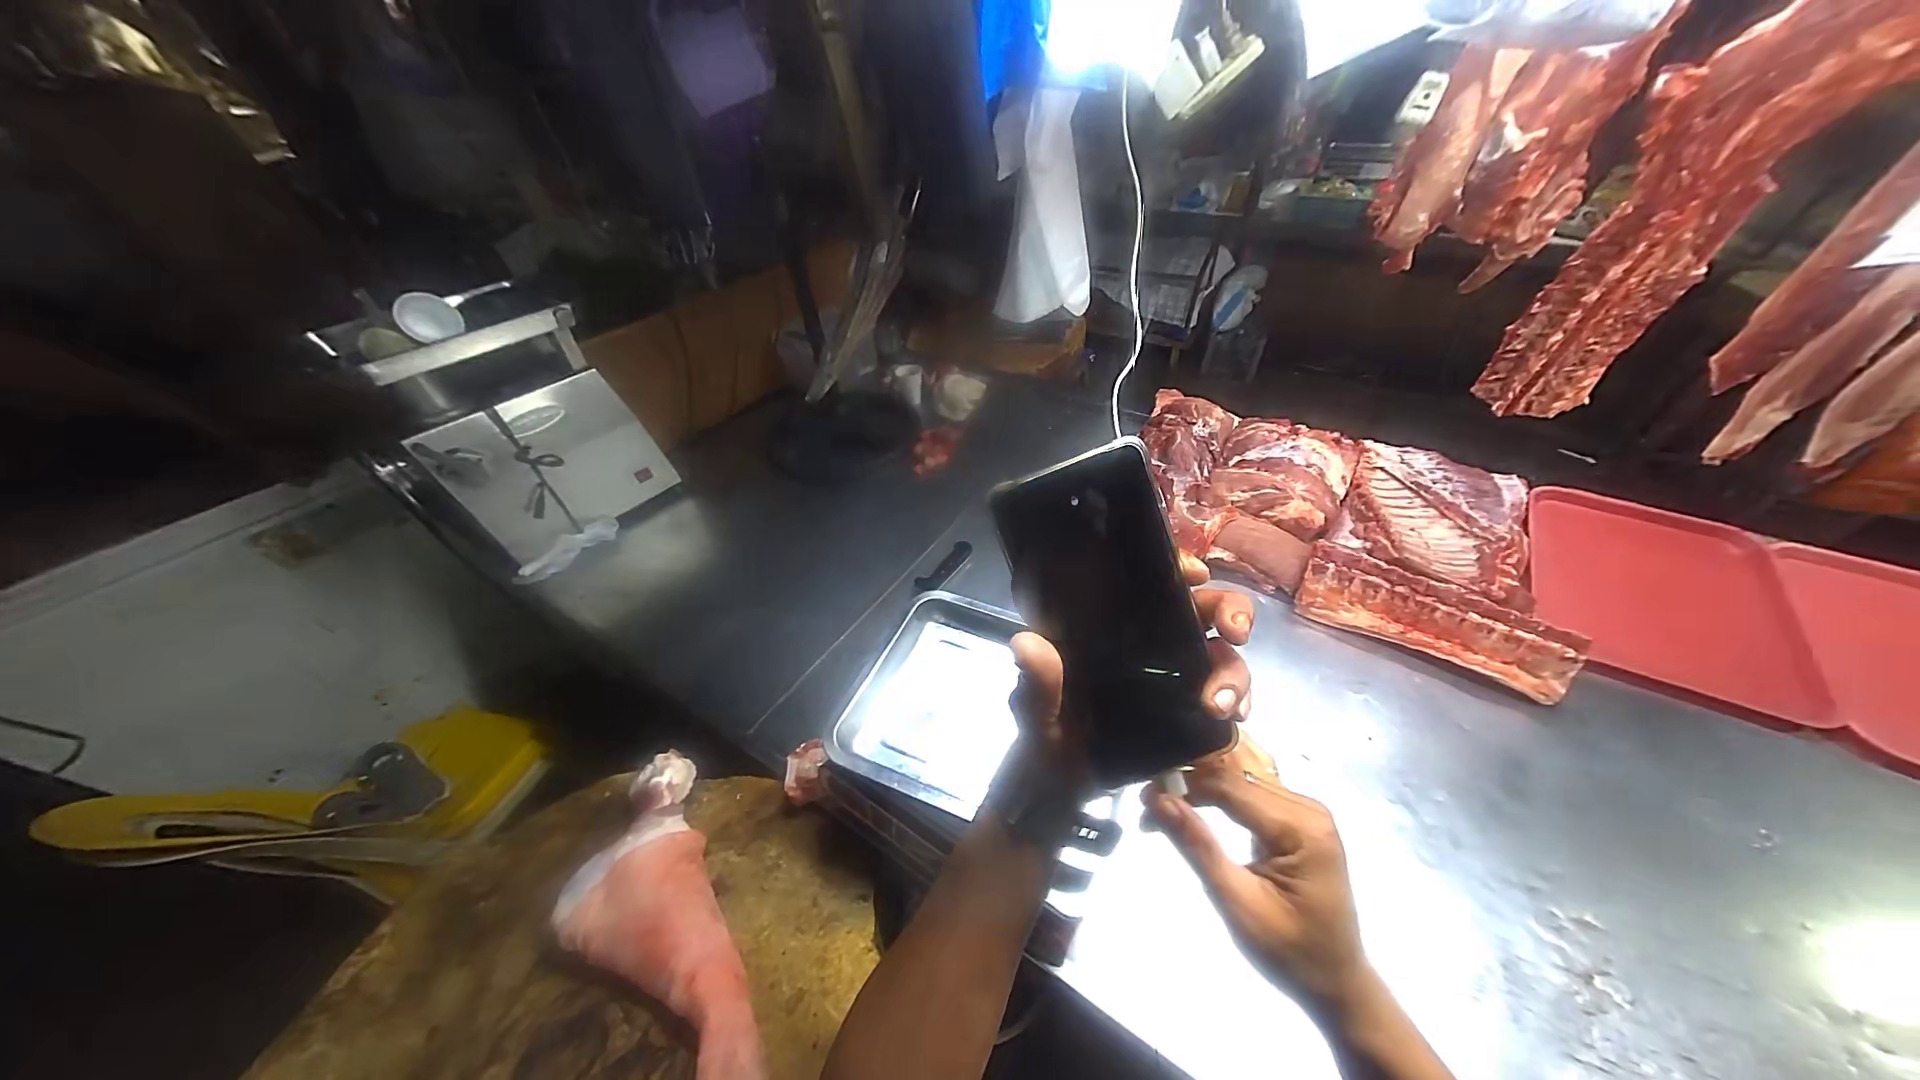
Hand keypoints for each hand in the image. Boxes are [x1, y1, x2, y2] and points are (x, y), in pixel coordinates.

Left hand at [1006, 551, 1256, 791]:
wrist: (1062, 790)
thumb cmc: (1044, 739)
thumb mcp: (1034, 712)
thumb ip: (1036, 684)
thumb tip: (1026, 644)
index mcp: (1107, 629)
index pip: (1147, 583)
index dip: (1176, 568)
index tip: (1194, 575)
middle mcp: (1144, 643)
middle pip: (1199, 610)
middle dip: (1228, 611)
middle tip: (1235, 633)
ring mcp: (1169, 676)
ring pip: (1219, 653)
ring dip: (1233, 672)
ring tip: (1221, 704)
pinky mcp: (1186, 709)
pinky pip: (1222, 695)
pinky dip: (1236, 702)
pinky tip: (1233, 720)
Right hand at [1143, 732, 1367, 1011]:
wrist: (1336, 983)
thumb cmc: (1289, 952)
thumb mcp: (1236, 903)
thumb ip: (1198, 846)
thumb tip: (1158, 799)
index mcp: (1301, 828)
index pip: (1231, 786)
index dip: (1184, 784)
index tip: (1144, 797)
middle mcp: (1309, 808)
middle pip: (1236, 775)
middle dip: (1189, 782)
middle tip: (1149, 803)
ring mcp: (1307, 811)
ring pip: (1241, 777)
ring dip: (1200, 785)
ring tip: (1165, 803)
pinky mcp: (1299, 818)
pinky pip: (1252, 791)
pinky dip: (1218, 794)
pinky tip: (1193, 802)